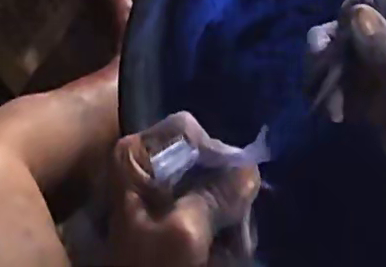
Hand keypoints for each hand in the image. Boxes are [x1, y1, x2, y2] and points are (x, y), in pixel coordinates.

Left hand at [108, 112, 259, 266]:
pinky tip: (224, 257)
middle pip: (203, 160)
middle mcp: (146, 163)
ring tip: (231, 252)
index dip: (217, 155)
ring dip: (230, 221)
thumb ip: (215, 198)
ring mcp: (158, 189)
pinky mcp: (173, 215)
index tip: (240, 191)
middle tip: (237, 235)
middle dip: (227, 196)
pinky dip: (222, 234)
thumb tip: (249, 168)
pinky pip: (209, 212)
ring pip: (212, 189)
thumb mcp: (186, 234)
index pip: (186, 130)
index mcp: (136, 155)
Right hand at [306, 0, 385, 266]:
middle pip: (361, 22)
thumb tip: (356, 12)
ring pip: (347, 49)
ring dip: (328, 69)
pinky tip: (329, 113)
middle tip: (318, 72)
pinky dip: (332, 91)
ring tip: (321, 99)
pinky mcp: (382, 99)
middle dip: (335, 44)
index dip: (361, 6)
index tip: (342, 33)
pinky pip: (346, 78)